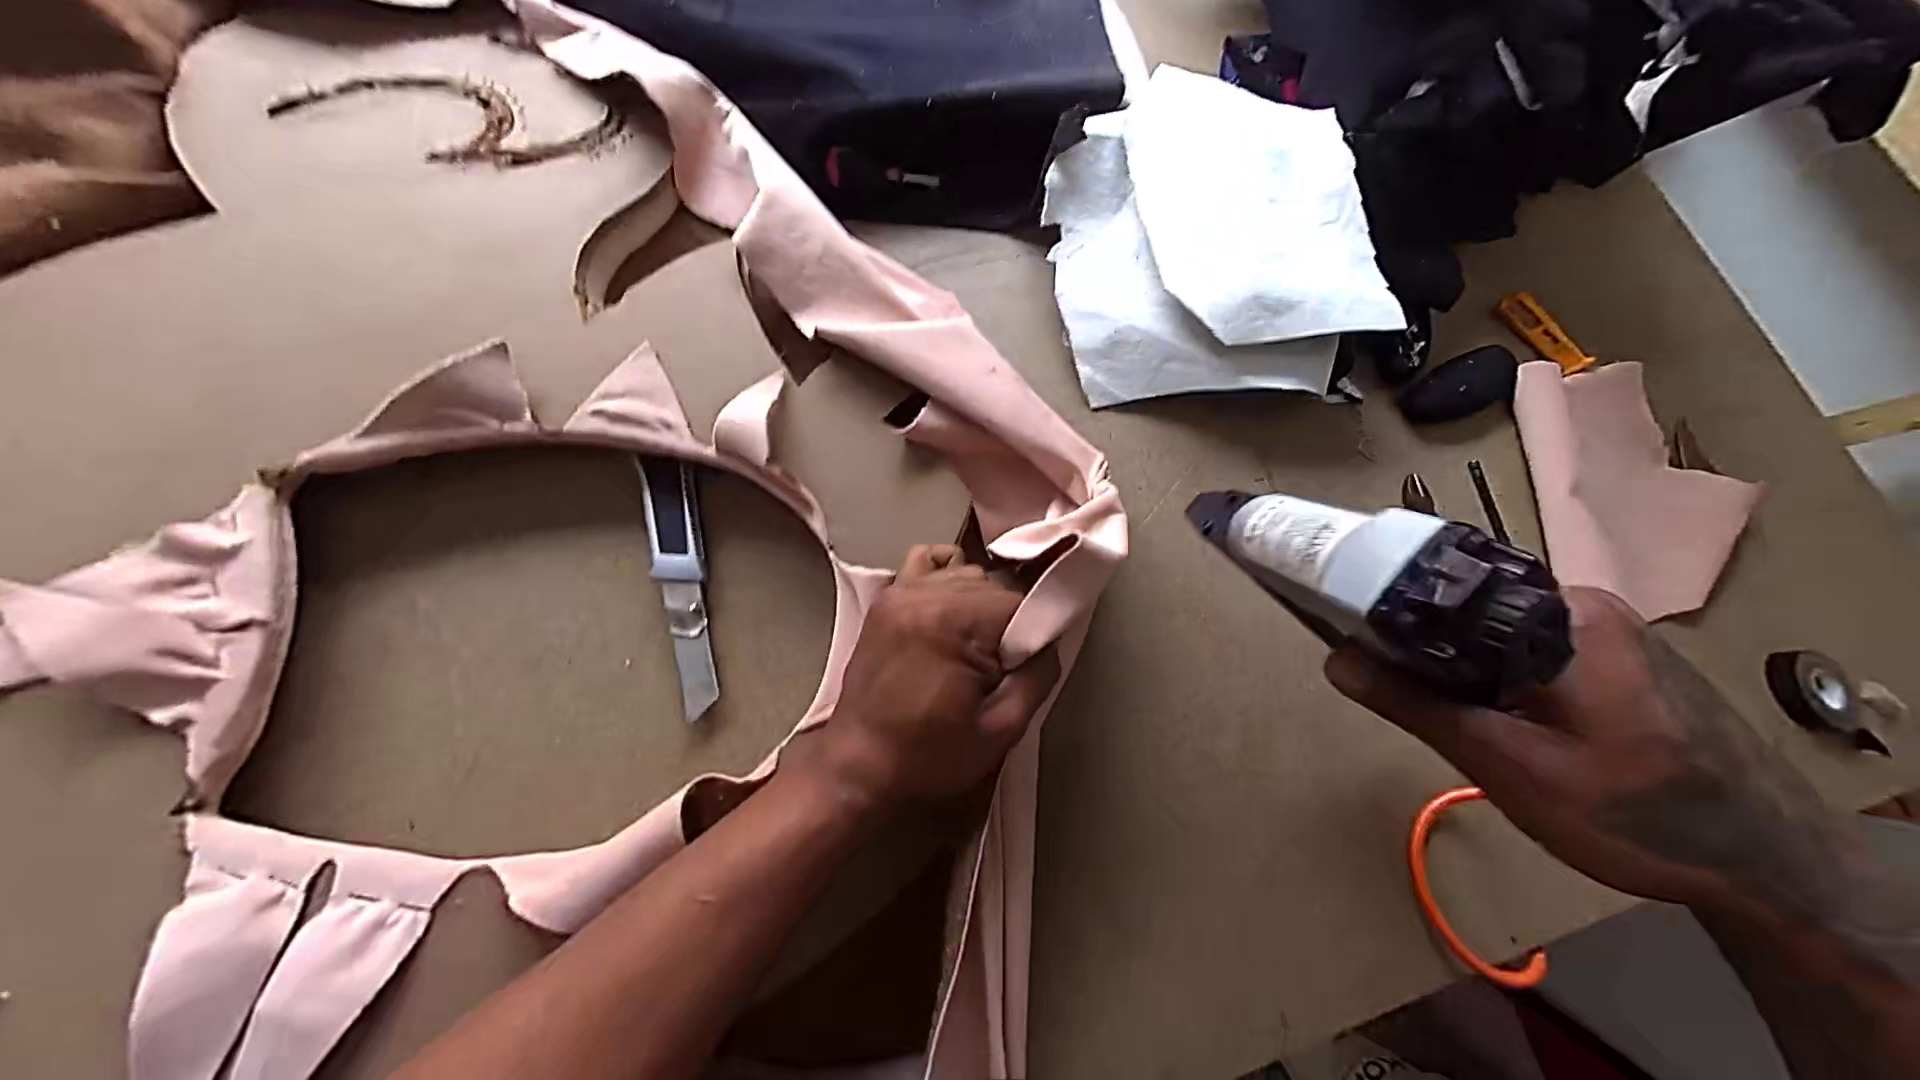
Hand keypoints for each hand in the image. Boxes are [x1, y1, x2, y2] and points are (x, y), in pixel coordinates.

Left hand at [793, 544, 1059, 807]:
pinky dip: (948, 576)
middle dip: (1006, 623)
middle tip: (995, 670)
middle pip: (995, 586)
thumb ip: (1038, 676)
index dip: (1031, 638)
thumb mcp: (1002, 730)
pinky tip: (950, 611)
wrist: (858, 767)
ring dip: (980, 604)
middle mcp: (924, 594)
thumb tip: (1048, 641)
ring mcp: (900, 591)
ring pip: (968, 574)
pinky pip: (928, 562)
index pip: (1021, 603)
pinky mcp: (887, 598)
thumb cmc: (927, 756)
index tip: (1019, 670)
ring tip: (969, 650)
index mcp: (952, 623)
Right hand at [1327, 586, 1857, 915]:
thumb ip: (1419, 706)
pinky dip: (1498, 675)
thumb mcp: (1508, 765)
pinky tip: (1507, 721)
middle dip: (1428, 651)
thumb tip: (1336, 660)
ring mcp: (1607, 630)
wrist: (1771, 870)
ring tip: (1463, 719)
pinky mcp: (1617, 656)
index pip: (1447, 592)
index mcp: (1564, 616)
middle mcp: (1586, 606)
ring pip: (1495, 632)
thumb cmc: (1636, 815)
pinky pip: (1527, 647)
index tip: (1349, 638)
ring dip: (1464, 667)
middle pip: (1467, 610)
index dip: (1391, 613)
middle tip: (1415, 701)